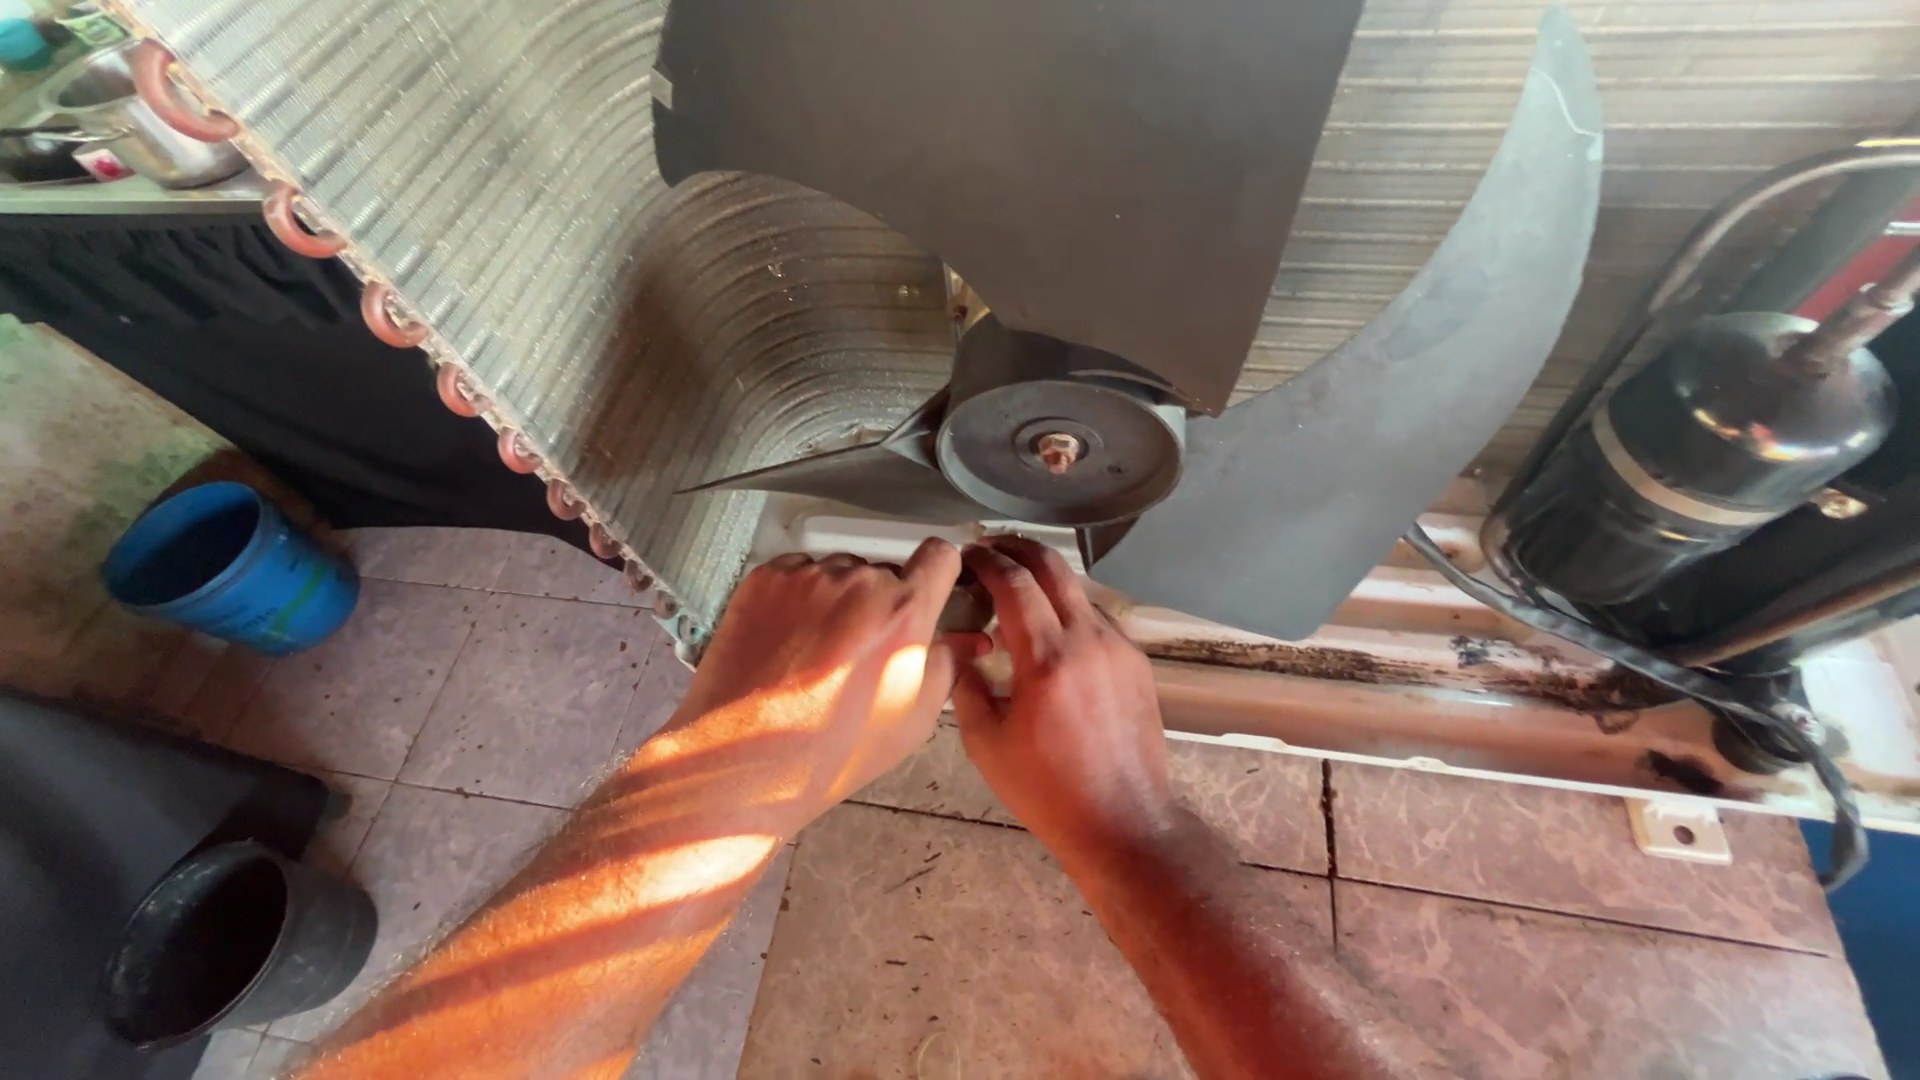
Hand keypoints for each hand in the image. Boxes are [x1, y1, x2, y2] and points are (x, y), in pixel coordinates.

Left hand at [663, 539, 978, 835]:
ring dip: (837, 598)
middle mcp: (858, 580)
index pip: (940, 554)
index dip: (937, 572)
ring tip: (815, 649)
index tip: (927, 589)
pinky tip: (787, 641)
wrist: (745, 758)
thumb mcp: (915, 718)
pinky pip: (796, 573)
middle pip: (883, 572)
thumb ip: (945, 663)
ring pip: (838, 573)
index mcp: (904, 609)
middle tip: (860, 647)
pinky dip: (797, 597)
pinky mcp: (764, 579)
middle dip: (880, 602)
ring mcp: (807, 576)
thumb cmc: (837, 748)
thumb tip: (950, 639)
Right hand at [952, 537, 1175, 864]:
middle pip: (1053, 567)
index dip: (986, 559)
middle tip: (990, 547)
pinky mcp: (1137, 662)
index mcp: (1046, 659)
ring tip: (1016, 591)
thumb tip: (959, 650)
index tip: (967, 554)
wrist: (1125, 823)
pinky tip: (1051, 631)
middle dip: (1017, 547)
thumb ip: (966, 686)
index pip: (1014, 582)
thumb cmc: (1047, 790)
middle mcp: (1088, 640)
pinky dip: (1068, 610)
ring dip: (1044, 580)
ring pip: (1078, 591)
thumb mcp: (986, 744)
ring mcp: (1119, 648)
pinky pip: (1097, 619)